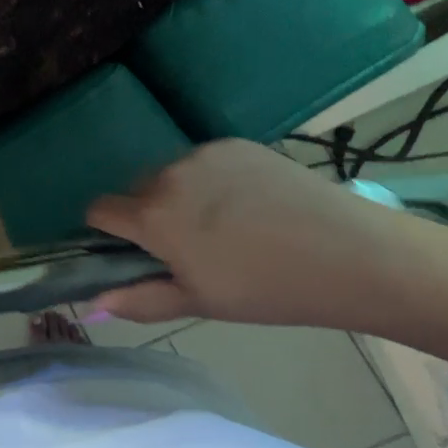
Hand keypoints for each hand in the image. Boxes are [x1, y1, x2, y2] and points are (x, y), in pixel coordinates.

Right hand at [84, 139, 416, 328]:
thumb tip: (93, 303)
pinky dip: (213, 180)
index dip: (108, 232)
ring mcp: (203, 154)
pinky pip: (204, 161)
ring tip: (227, 225)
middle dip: (148, 214)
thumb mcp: (201, 304)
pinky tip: (250, 204)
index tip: (136, 252)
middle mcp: (168, 176)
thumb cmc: (270, 290)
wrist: (354, 255)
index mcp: (152, 217)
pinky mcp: (235, 144)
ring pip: (170, 174)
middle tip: (190, 246)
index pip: (99, 209)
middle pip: (135, 190)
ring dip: (180, 195)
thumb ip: (141, 300)